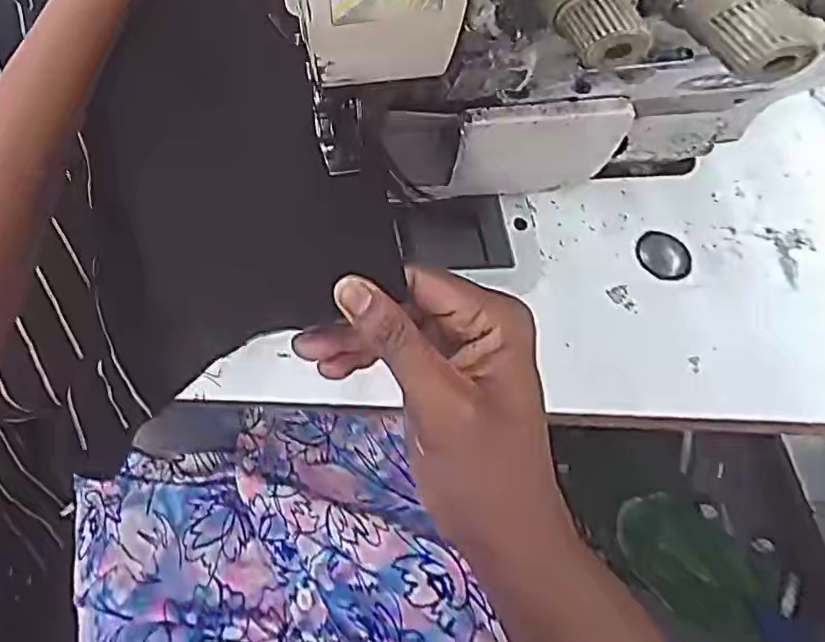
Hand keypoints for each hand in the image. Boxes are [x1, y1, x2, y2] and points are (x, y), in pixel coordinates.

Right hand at [293, 266, 574, 559]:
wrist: (506, 543)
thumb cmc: (491, 483)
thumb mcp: (436, 401)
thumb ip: (394, 339)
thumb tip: (356, 290)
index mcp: (497, 321)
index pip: (423, 282)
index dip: (375, 290)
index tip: (333, 302)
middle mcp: (484, 326)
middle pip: (406, 302)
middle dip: (360, 322)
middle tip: (319, 337)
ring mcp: (464, 348)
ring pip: (397, 324)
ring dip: (357, 340)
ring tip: (320, 353)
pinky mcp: (447, 368)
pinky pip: (402, 347)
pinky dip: (371, 356)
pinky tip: (341, 364)